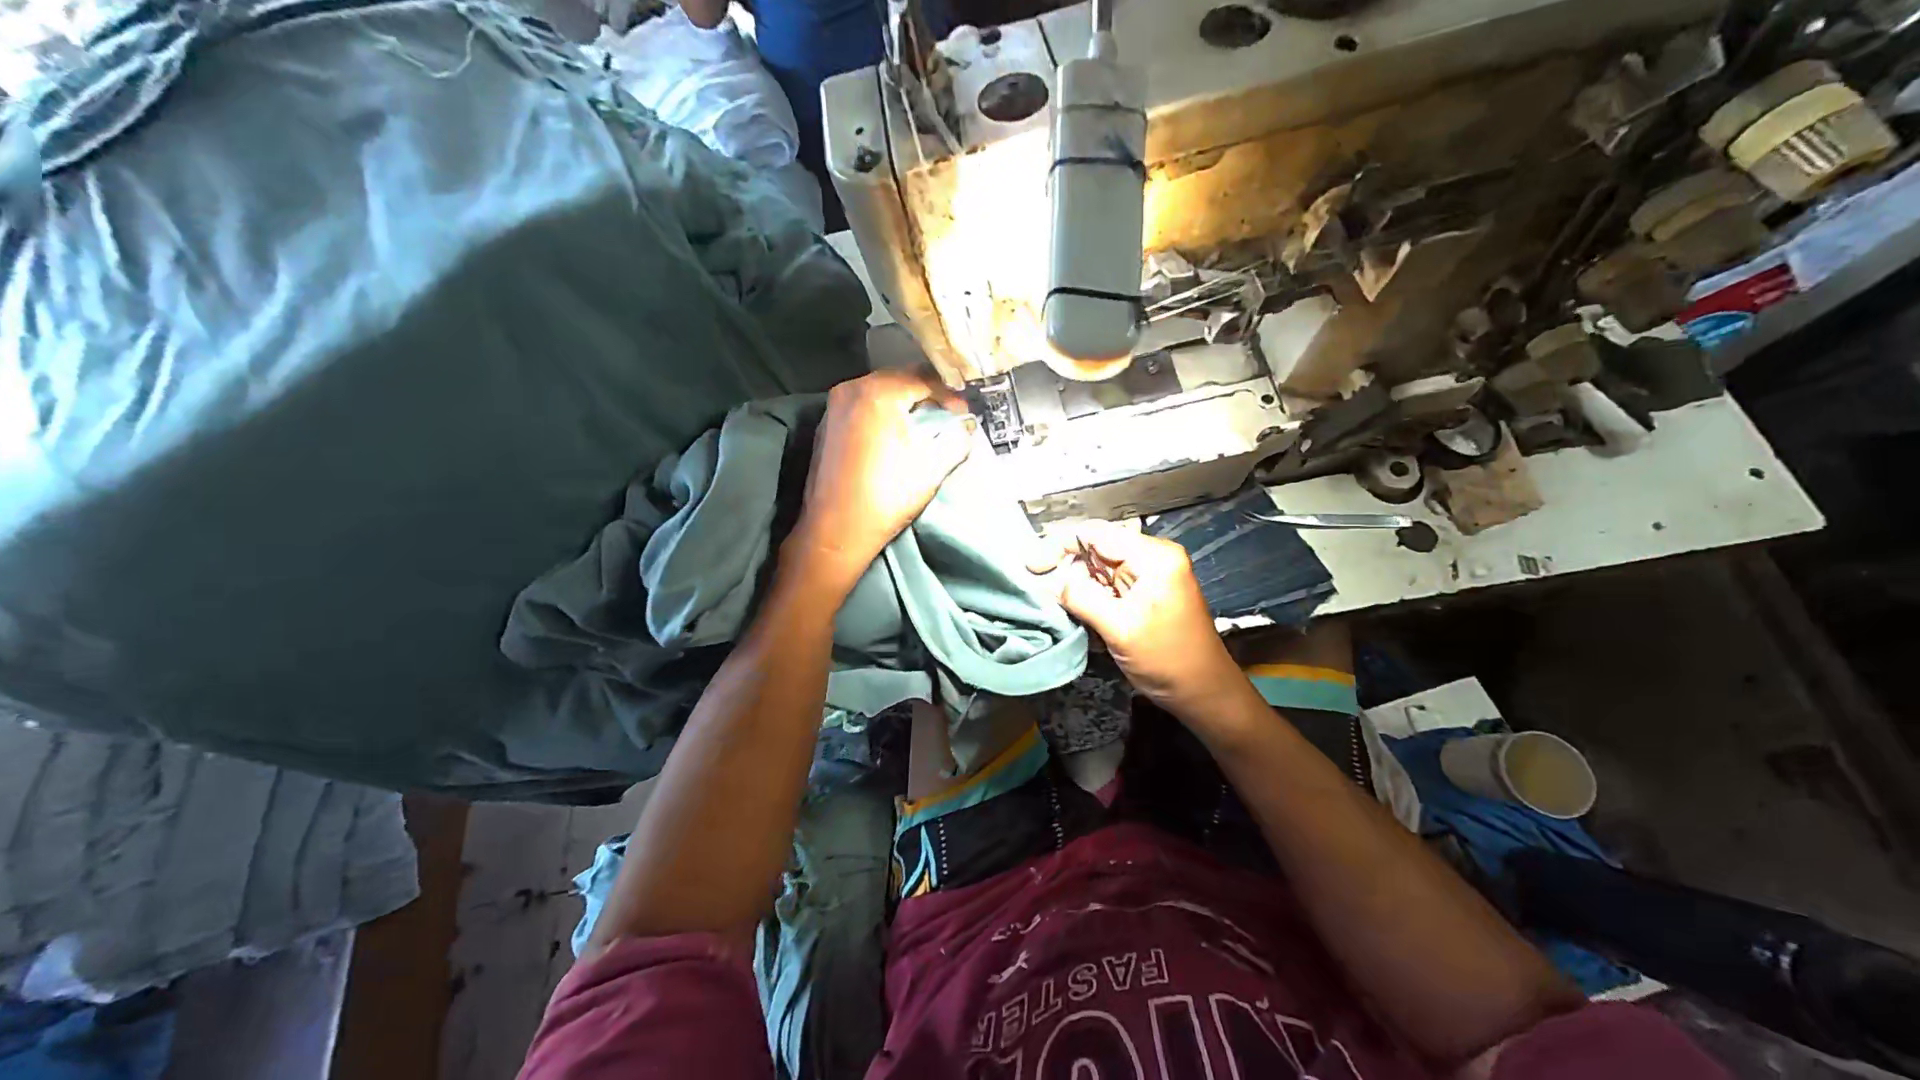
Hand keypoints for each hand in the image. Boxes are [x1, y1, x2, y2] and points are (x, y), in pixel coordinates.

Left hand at [789, 370, 973, 587]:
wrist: (836, 531)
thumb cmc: (885, 497)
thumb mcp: (931, 468)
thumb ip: (956, 439)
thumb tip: (967, 426)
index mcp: (878, 394)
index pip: (924, 377)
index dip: (949, 393)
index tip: (965, 412)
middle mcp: (851, 390)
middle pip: (899, 378)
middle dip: (926, 393)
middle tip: (948, 414)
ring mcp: (834, 407)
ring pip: (878, 391)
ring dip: (903, 402)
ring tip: (924, 423)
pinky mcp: (826, 425)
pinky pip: (861, 406)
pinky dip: (882, 412)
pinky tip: (894, 434)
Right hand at [1031, 521, 1242, 713]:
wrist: (1204, 692)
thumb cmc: (1167, 660)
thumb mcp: (1119, 629)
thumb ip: (1082, 598)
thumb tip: (1052, 582)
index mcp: (1154, 557)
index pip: (1096, 534)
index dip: (1060, 546)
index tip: (1033, 567)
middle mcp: (1153, 557)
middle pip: (1097, 548)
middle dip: (1068, 568)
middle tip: (1043, 591)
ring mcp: (1151, 575)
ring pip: (1100, 568)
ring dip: (1078, 585)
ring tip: (1059, 605)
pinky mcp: (1147, 593)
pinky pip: (1111, 584)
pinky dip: (1092, 596)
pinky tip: (1080, 613)